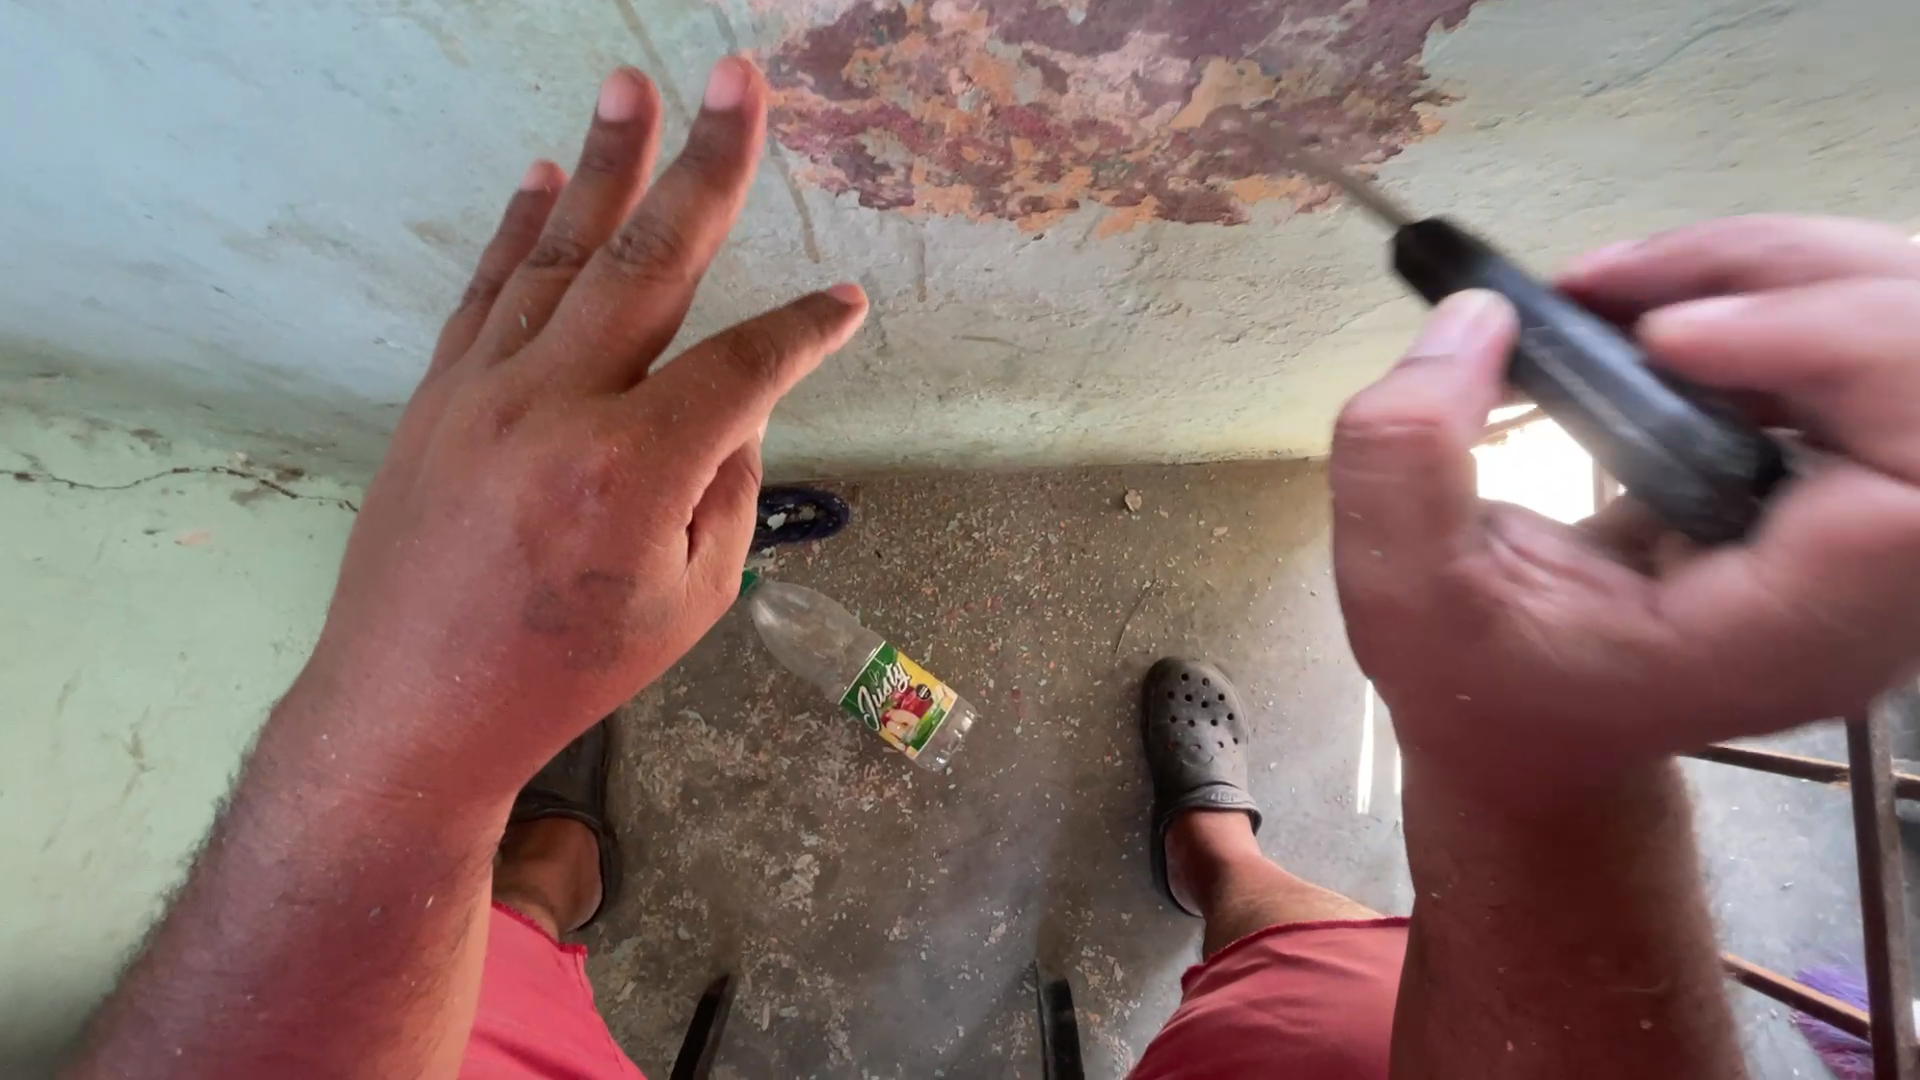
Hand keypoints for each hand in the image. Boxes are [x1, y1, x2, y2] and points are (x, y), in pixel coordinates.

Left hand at [297, 59, 865, 796]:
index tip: (848, 305)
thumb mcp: (696, 595)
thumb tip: (738, 410)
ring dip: (607, 167)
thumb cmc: (578, 665)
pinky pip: (489, 291)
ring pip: (561, 255)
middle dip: (707, 170)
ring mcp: (486, 388)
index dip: (805, 332)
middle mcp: (560, 404)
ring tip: (635, 88)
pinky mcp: (439, 394)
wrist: (417, 705)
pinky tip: (549, 177)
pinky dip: (521, 228)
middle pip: (650, 263)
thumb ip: (730, 488)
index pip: (745, 368)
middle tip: (739, 84)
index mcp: (638, 469)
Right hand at [1329, 215, 1919, 799]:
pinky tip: (1644, 325)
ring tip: (1613, 292)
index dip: (1844, 353)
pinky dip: (1759, 309)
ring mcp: (1868, 536)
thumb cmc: (1459, 678)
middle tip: (1609, 285)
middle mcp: (1875, 581)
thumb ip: (1404, 458)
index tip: (1661, 334)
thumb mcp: (1390, 582)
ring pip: (1913, 345)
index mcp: (1786, 629)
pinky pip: (1855, 366)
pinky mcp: (1827, 495)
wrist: (1517, 729)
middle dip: (1790, 281)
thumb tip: (1481, 316)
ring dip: (1771, 280)